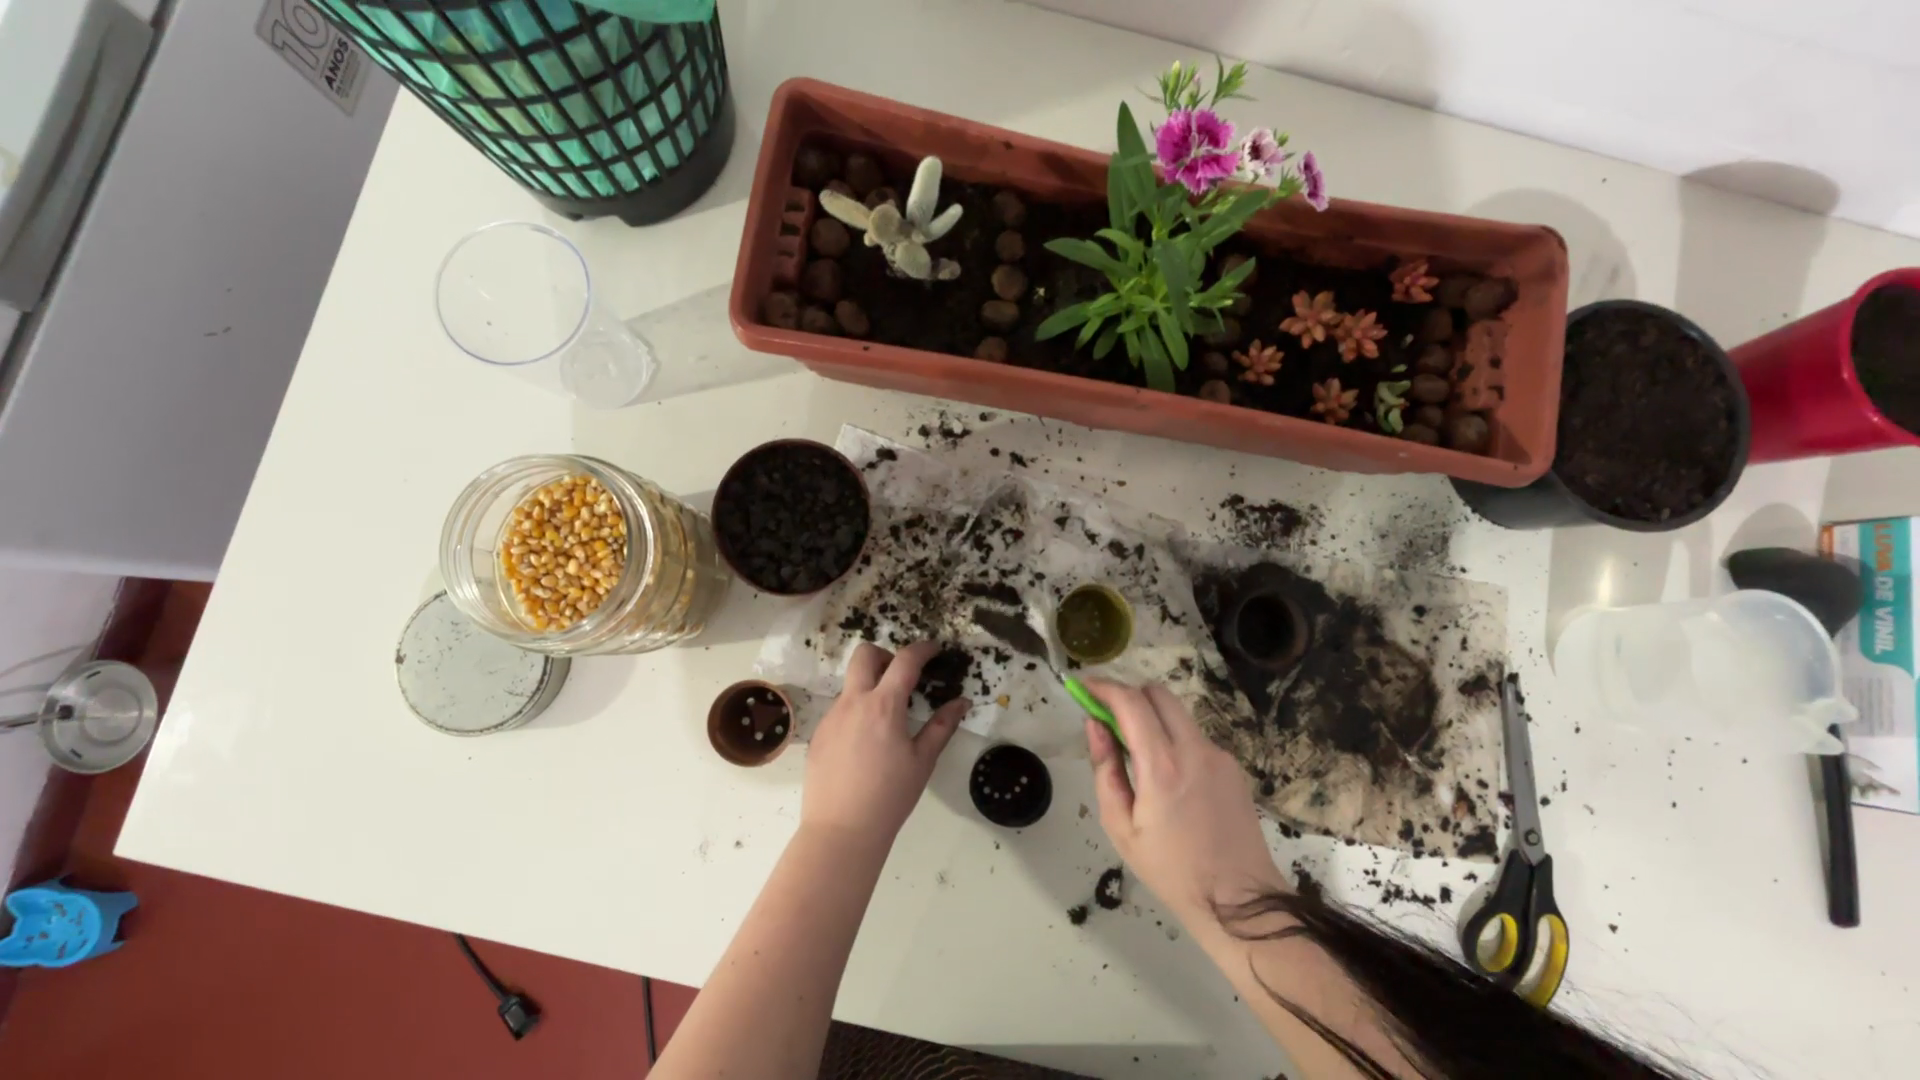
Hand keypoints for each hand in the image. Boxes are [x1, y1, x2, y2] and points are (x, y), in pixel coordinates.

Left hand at [802, 641, 969, 847]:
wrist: (841, 830)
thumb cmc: (890, 796)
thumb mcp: (922, 761)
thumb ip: (942, 726)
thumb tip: (962, 702)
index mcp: (883, 706)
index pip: (904, 661)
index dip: (922, 649)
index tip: (934, 650)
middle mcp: (853, 703)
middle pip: (864, 655)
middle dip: (885, 654)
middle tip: (902, 676)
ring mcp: (831, 718)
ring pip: (850, 684)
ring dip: (870, 686)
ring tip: (886, 719)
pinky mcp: (818, 735)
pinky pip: (839, 710)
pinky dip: (856, 712)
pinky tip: (865, 745)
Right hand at [1083, 680, 1285, 925]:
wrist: (1239, 901)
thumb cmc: (1170, 870)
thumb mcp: (1120, 826)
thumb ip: (1105, 769)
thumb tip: (1094, 725)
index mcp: (1162, 766)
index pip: (1131, 703)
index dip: (1104, 688)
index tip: (1084, 688)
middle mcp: (1195, 749)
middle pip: (1159, 694)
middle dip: (1129, 695)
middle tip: (1107, 716)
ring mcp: (1219, 755)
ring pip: (1178, 714)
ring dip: (1152, 717)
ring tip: (1135, 753)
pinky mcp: (1233, 766)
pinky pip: (1195, 737)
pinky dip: (1173, 740)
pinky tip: (1168, 778)